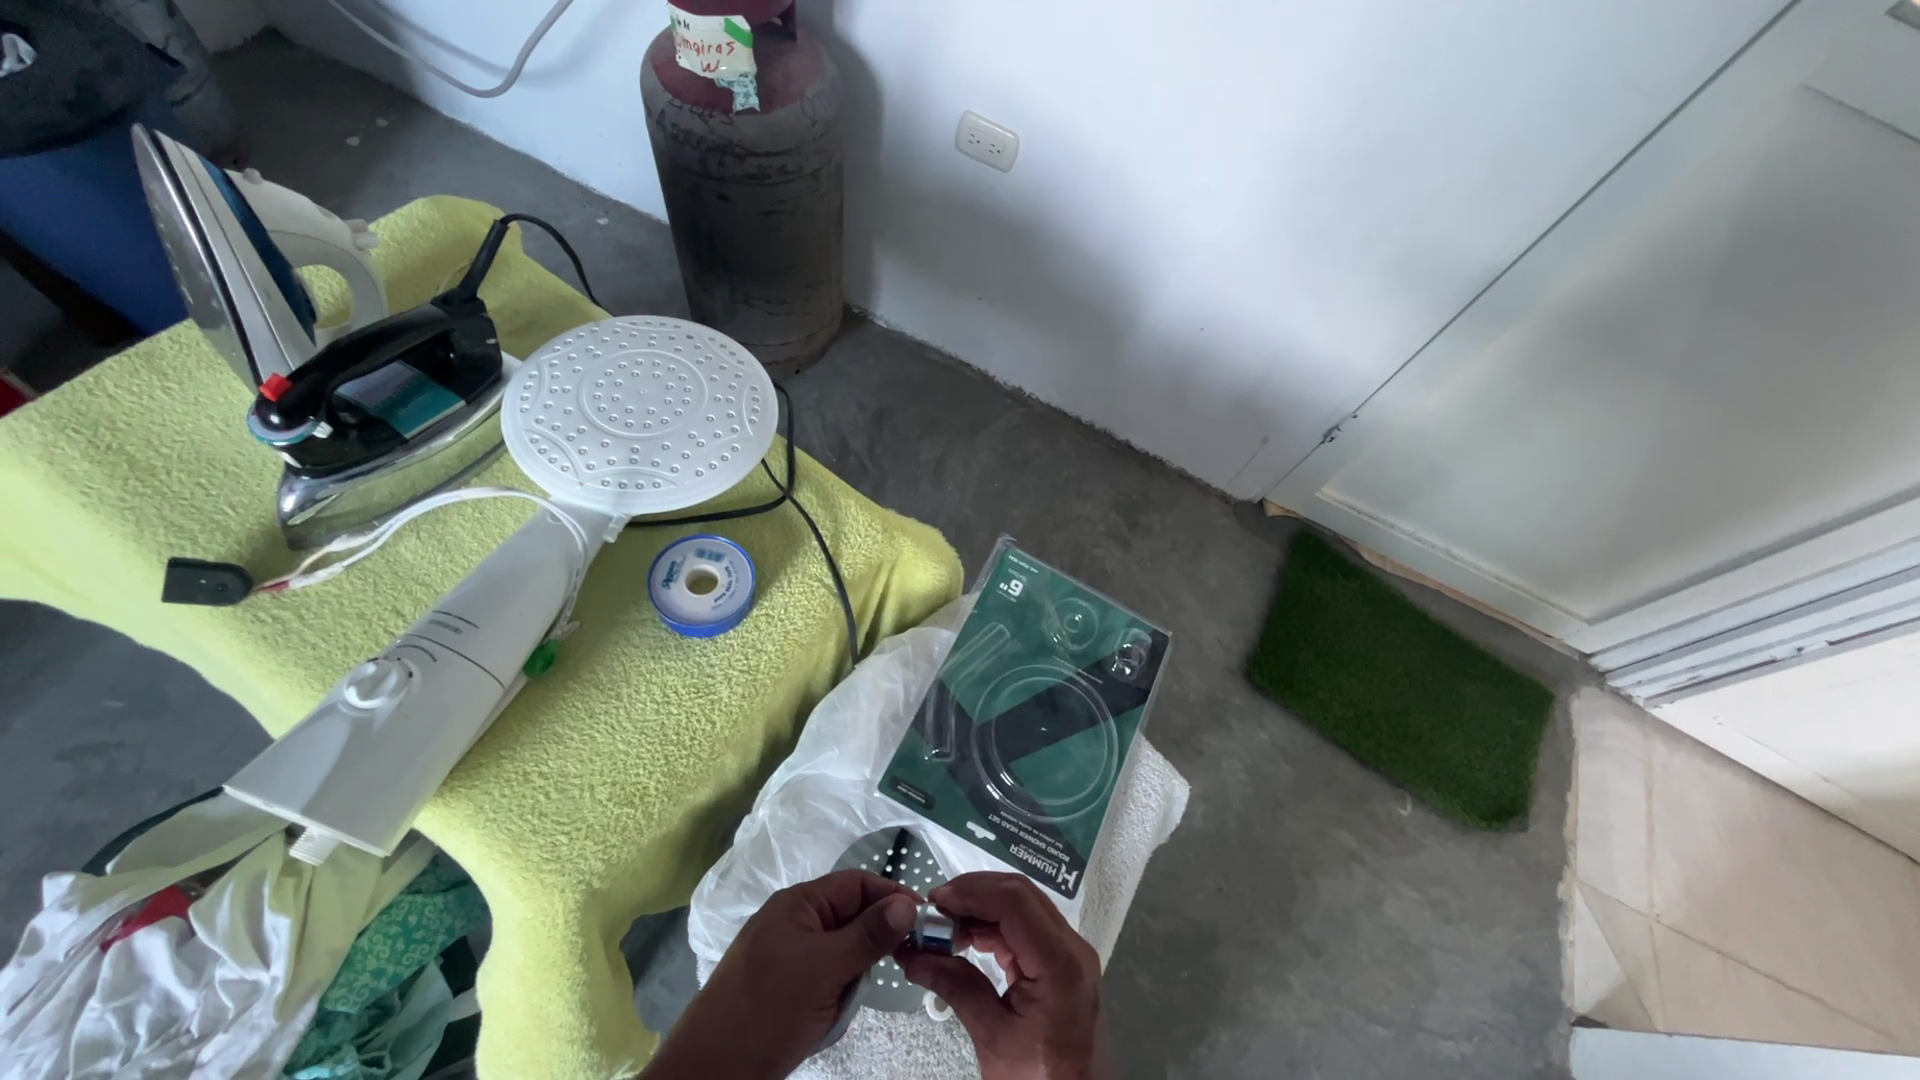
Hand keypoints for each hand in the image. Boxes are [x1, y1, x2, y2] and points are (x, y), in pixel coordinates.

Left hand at [644, 870, 917, 1078]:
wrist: (712, 1070)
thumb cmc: (769, 1008)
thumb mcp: (826, 968)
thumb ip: (869, 934)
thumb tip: (909, 902)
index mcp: (798, 903)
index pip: (856, 884)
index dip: (890, 896)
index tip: (923, 920)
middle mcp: (793, 922)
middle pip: (850, 918)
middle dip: (871, 943)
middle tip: (896, 965)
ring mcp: (787, 956)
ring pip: (841, 953)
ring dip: (851, 976)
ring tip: (844, 1002)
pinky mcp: (784, 987)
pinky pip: (825, 978)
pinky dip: (835, 995)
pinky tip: (829, 1015)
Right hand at [896, 872, 1111, 1079]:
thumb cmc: (1040, 1079)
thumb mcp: (993, 1038)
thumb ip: (956, 988)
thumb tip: (912, 956)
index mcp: (1059, 963)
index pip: (1015, 902)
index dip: (972, 892)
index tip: (934, 901)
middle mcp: (1071, 946)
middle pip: (1020, 895)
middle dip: (974, 893)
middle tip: (934, 910)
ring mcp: (1069, 953)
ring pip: (1023, 906)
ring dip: (981, 907)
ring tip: (944, 927)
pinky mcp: (1061, 962)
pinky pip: (1026, 927)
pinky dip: (993, 926)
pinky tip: (966, 939)